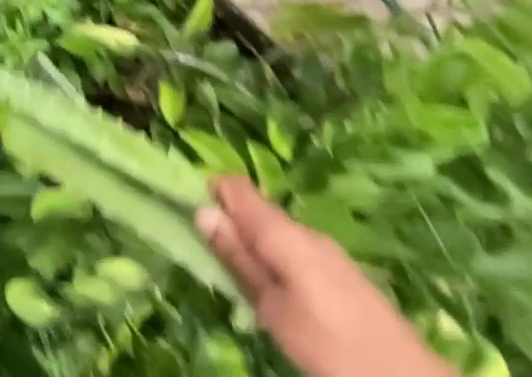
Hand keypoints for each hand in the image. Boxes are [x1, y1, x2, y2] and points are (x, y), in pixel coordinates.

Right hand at [197, 177, 451, 376]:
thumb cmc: (330, 344)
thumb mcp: (271, 305)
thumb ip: (237, 257)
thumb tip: (202, 210)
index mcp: (284, 233)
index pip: (235, 186)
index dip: (208, 192)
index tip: (188, 213)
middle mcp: (307, 232)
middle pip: (255, 210)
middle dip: (229, 224)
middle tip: (211, 255)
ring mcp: (329, 252)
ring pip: (275, 232)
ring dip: (252, 245)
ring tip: (242, 278)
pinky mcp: (343, 272)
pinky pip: (295, 250)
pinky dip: (276, 259)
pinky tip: (277, 290)